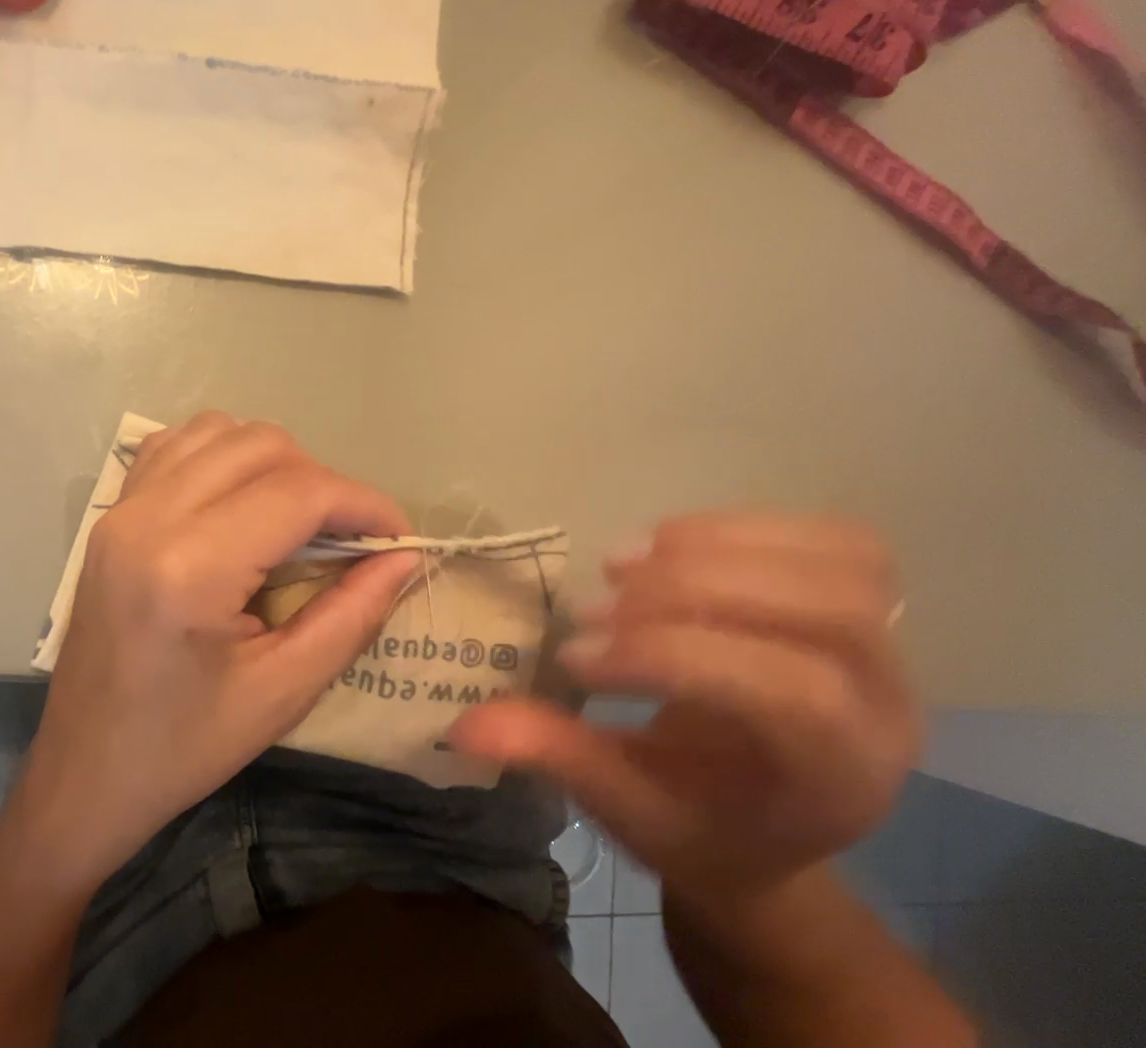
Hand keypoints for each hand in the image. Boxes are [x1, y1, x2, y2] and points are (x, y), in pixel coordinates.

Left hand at [15, 412, 417, 880]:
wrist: (86, 771)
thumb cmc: (184, 748)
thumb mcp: (282, 692)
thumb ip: (350, 614)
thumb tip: (403, 556)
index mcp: (189, 568)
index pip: (298, 493)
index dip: (364, 505)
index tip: (399, 538)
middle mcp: (147, 519)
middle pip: (260, 446)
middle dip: (322, 482)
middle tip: (349, 540)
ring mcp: (119, 511)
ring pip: (217, 433)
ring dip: (273, 463)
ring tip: (298, 523)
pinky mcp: (108, 518)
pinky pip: (174, 449)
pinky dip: (221, 458)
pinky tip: (241, 507)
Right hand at [449, 513, 919, 910]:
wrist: (761, 825)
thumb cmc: (693, 827)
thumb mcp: (620, 806)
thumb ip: (556, 755)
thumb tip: (464, 724)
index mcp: (835, 778)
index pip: (784, 693)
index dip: (674, 657)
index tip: (576, 658)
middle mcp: (889, 708)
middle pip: (828, 611)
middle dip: (698, 591)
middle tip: (600, 601)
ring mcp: (891, 653)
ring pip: (843, 561)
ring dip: (721, 548)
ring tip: (628, 564)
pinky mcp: (866, 610)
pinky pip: (834, 540)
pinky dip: (743, 528)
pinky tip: (667, 547)